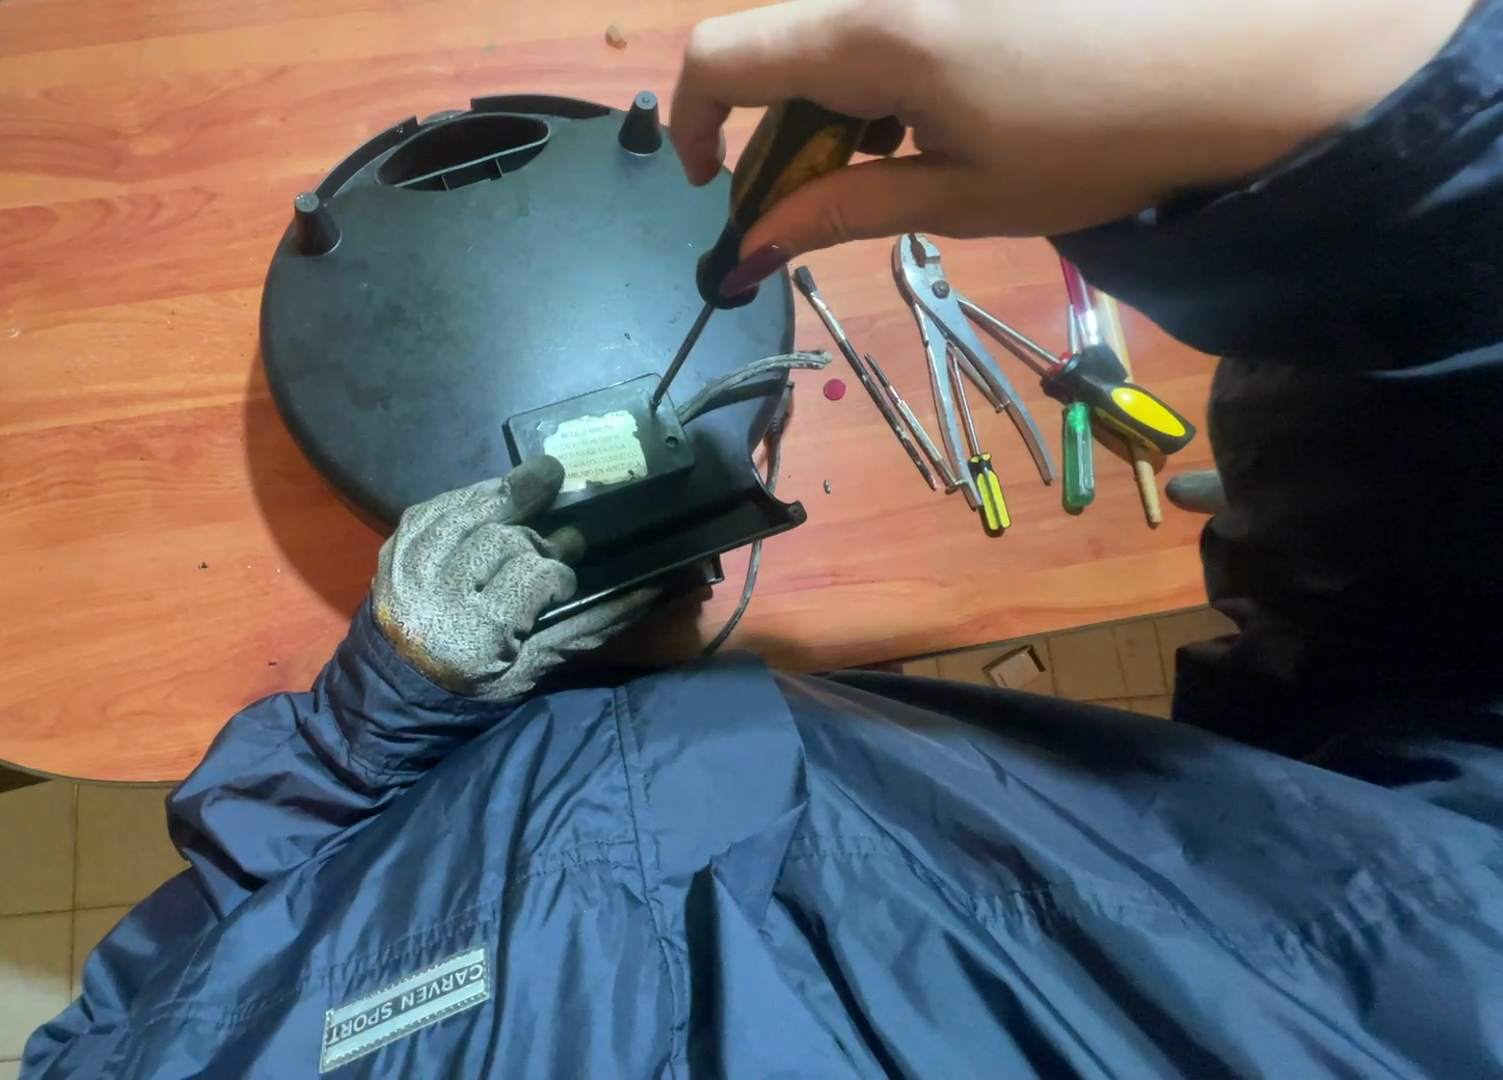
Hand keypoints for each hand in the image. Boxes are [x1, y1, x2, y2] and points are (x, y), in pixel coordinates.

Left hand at [372, 457, 657, 700]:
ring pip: (467, 512)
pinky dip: (466, 494)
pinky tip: (493, 490)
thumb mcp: (528, 670)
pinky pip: (433, 507)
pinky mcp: (391, 551)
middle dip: (536, 536)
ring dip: (507, 492)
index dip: (559, 570)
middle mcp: (437, 595)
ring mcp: (408, 568)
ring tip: (540, 479)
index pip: (531, 575)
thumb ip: (581, 629)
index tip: (569, 574)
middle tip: (563, 537)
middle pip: (500, 539)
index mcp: (474, 633)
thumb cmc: (471, 688)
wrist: (394, 692)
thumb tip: (643, 592)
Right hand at [670, 0, 1469, 257]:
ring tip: (895, 146)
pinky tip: (932, 98)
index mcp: (876, 34)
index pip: (719, 55)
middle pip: (772, 47)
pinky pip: (880, 11)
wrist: (1270, 51)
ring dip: (825, 102)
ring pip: (826, 29)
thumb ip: (836, 212)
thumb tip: (750, 247)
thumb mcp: (954, 196)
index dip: (689, 121)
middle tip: (817, 190)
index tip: (712, 180)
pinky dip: (874, 68)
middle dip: (770, 130)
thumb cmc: (1101, 141)